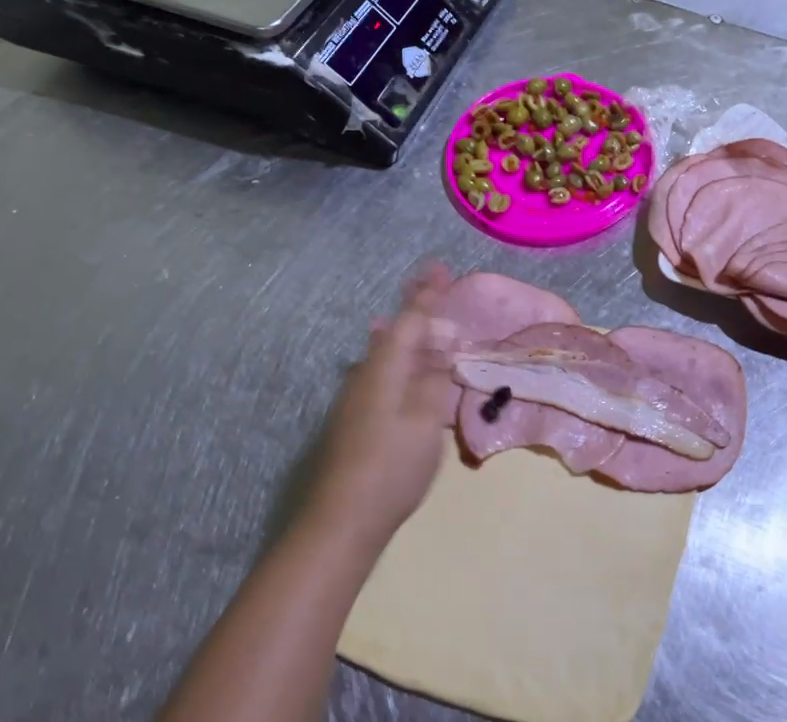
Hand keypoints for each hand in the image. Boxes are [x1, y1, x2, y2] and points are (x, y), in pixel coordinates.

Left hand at [305, 264, 455, 550]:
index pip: (410, 320)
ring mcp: (360, 399)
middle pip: (397, 333)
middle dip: (419, 311)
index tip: (440, 267)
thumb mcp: (425, 416)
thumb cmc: (392, 463)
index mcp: (385, 368)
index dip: (427, 294)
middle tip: (440, 291)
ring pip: (389, 354)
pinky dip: (407, 363)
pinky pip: (387, 374)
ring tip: (430, 325)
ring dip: (413, 338)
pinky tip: (413, 370)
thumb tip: (441, 341)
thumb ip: (434, 375)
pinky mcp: (360, 420)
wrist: (344, 518)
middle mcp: (367, 375)